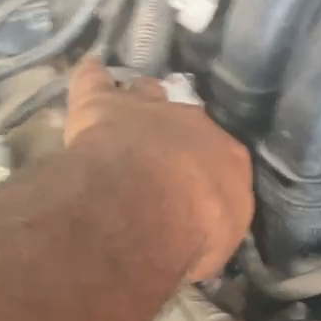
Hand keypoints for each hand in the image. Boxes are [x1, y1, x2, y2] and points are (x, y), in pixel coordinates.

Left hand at [65, 56, 252, 281]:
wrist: (151, 203)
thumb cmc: (195, 233)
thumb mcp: (216, 250)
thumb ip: (209, 237)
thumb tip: (198, 246)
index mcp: (229, 159)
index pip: (226, 160)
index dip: (212, 174)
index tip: (202, 191)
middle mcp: (194, 124)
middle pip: (189, 122)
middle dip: (180, 136)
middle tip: (165, 159)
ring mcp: (148, 107)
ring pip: (148, 92)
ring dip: (143, 99)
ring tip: (134, 108)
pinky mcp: (102, 102)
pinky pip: (95, 79)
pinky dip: (92, 76)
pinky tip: (91, 71)